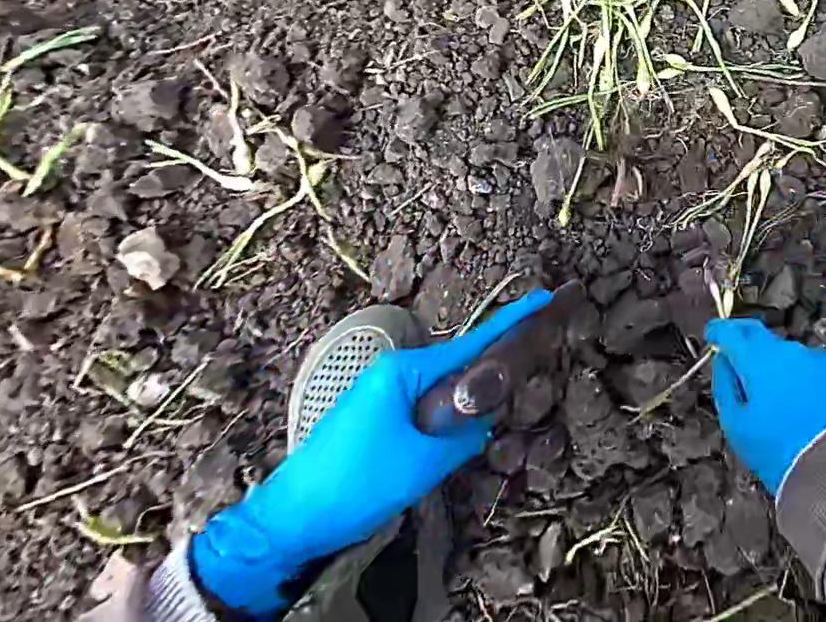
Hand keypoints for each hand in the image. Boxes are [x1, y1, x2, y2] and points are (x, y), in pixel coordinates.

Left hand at [191, 290, 552, 615]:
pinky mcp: (372, 413)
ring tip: (439, 453)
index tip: (545, 296)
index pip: (474, 340)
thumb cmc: (355, 486)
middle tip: (482, 420)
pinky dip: (432, 425)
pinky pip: (419, 407)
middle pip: (458, 369)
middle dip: (476, 393)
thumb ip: (469, 432)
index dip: (514, 319)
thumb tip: (484, 421)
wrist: (280, 529)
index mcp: (406, 370)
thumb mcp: (427, 461)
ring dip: (450, 417)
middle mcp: (393, 371)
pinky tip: (427, 454)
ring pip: (439, 393)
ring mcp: (379, 392)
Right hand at [707, 318, 825, 493]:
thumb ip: (724, 384)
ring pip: (782, 350)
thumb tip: (722, 360)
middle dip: (745, 344)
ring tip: (770, 393)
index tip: (713, 332)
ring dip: (772, 362)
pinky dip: (796, 371)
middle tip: (737, 361)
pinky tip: (795, 396)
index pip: (733, 332)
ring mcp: (810, 355)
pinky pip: (804, 360)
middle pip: (759, 336)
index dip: (720, 330)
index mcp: (759, 362)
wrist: (825, 459)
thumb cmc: (775, 448)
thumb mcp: (735, 421)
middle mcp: (786, 350)